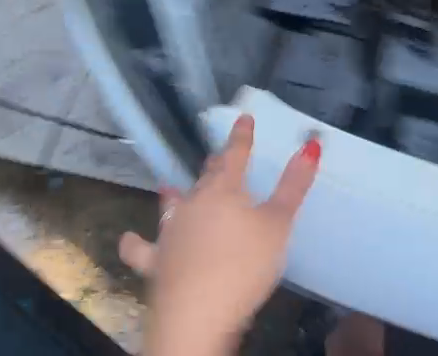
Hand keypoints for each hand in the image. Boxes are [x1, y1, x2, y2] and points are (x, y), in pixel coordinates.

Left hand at [119, 115, 320, 355]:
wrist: (195, 318)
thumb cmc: (243, 265)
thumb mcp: (279, 223)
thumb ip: (294, 185)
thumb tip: (311, 144)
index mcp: (224, 190)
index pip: (235, 155)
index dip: (241, 136)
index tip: (243, 119)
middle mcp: (194, 204)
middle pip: (206, 178)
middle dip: (214, 166)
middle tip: (218, 156)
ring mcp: (170, 234)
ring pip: (172, 207)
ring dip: (172, 196)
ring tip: (167, 187)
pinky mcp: (156, 264)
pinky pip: (142, 250)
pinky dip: (135, 243)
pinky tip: (126, 239)